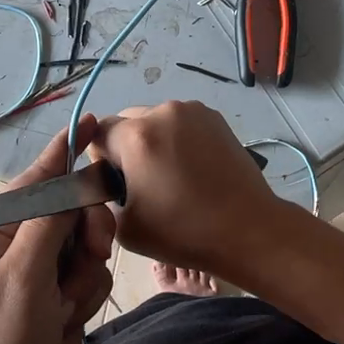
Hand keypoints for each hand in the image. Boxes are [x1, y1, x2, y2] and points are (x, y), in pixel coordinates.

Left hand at [0, 115, 114, 343]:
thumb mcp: (22, 274)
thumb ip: (51, 221)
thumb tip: (70, 176)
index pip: (39, 176)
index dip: (67, 148)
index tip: (95, 120)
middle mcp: (20, 239)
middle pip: (74, 207)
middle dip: (88, 228)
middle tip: (93, 249)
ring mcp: (43, 268)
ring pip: (89, 241)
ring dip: (86, 270)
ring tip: (66, 301)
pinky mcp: (62, 293)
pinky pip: (93, 272)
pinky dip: (87, 292)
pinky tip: (68, 316)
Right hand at [89, 100, 281, 275]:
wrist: (246, 229)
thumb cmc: (182, 232)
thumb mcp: (124, 225)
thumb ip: (101, 194)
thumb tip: (104, 177)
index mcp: (136, 136)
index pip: (97, 132)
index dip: (101, 159)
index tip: (116, 183)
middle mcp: (162, 112)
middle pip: (125, 121)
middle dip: (125, 146)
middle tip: (143, 181)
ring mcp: (191, 110)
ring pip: (154, 119)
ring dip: (152, 140)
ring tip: (171, 174)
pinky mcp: (213, 116)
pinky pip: (180, 121)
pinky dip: (177, 138)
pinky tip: (192, 167)